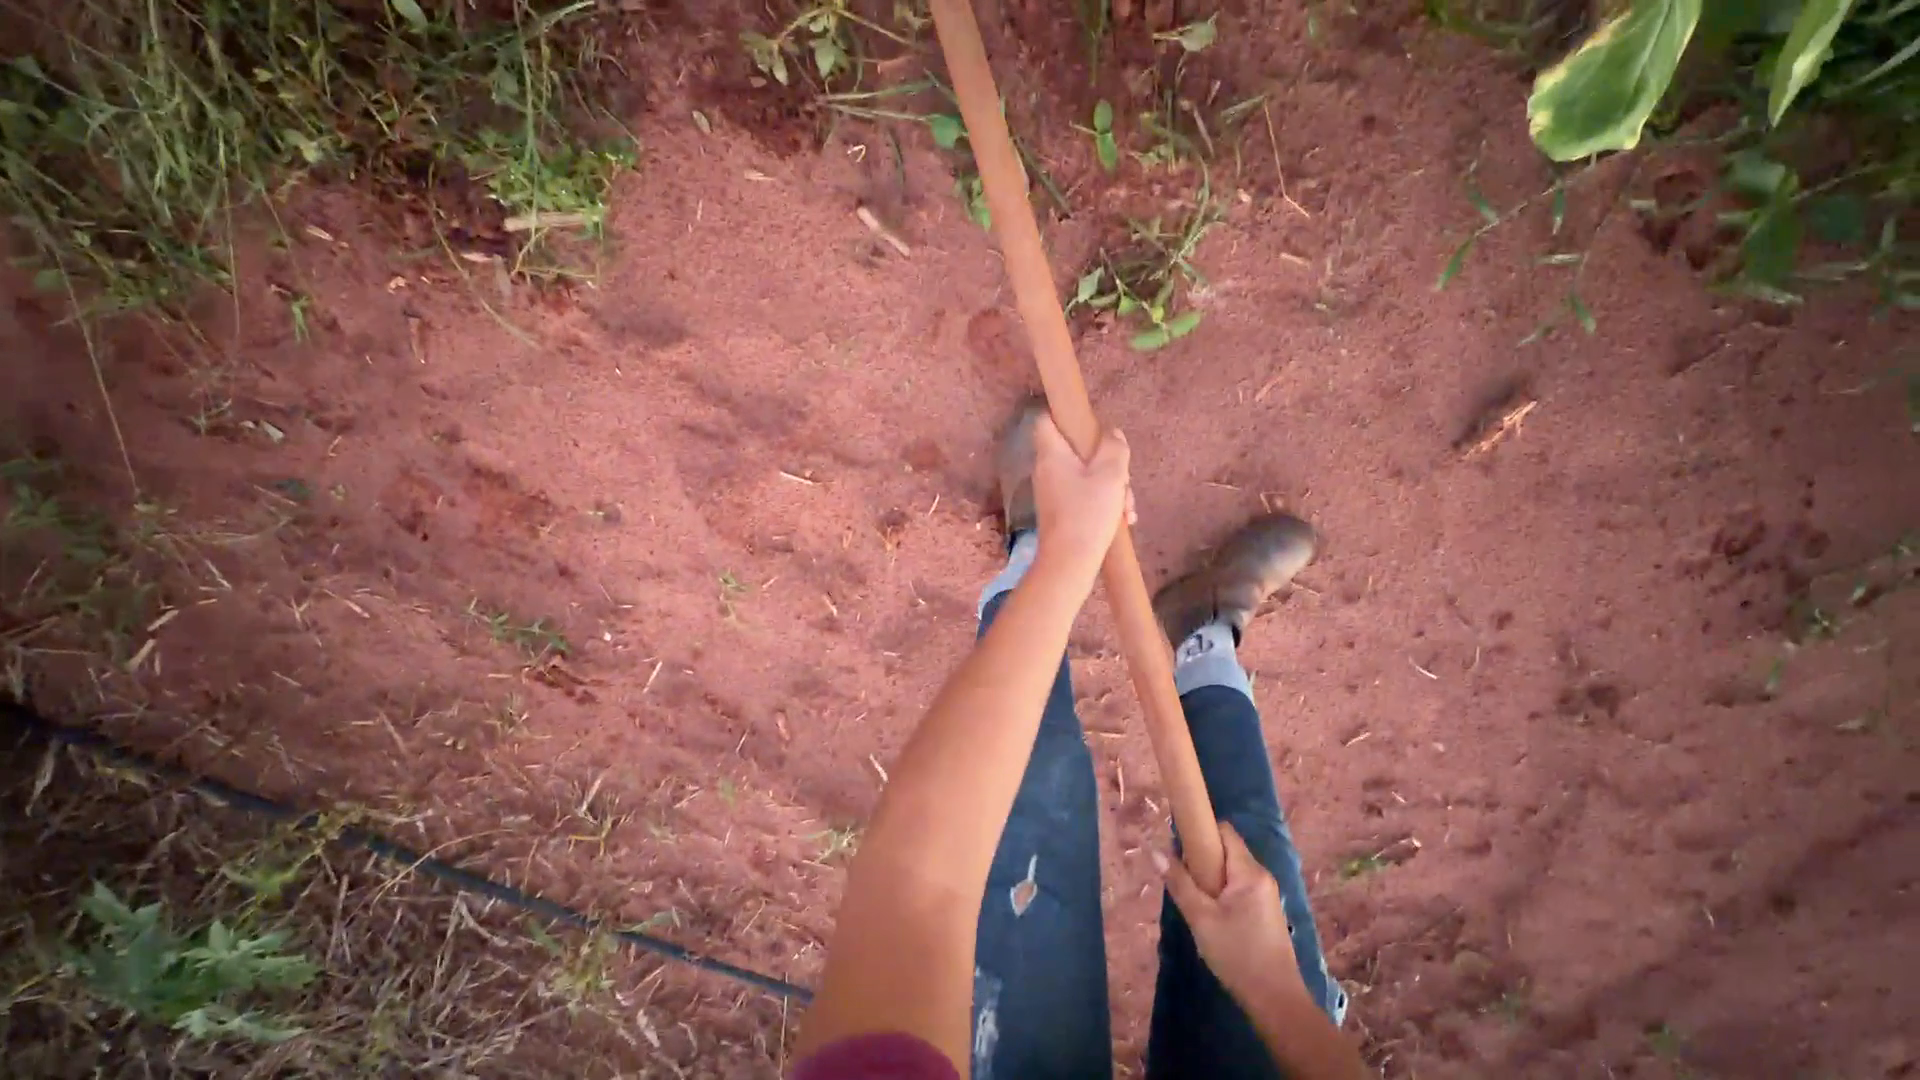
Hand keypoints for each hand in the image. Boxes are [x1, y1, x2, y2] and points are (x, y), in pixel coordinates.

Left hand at [1030, 412, 1132, 586]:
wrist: (1069, 563)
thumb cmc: (1087, 514)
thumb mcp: (1110, 475)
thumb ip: (1114, 448)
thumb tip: (1112, 433)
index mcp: (1051, 454)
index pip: (1046, 420)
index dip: (1065, 415)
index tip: (1090, 424)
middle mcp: (1047, 470)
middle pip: (1077, 450)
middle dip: (1107, 463)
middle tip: (1123, 480)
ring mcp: (1052, 492)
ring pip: (1086, 475)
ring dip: (1112, 487)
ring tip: (1127, 509)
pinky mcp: (1060, 511)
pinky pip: (1084, 495)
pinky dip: (1103, 503)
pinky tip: (1123, 520)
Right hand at [1154, 822, 1308, 1006]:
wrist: (1276, 1001)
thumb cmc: (1237, 955)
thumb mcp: (1201, 919)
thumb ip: (1179, 883)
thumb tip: (1156, 852)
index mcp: (1249, 872)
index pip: (1224, 831)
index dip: (1200, 830)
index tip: (1177, 843)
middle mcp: (1262, 876)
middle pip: (1227, 849)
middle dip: (1201, 857)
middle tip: (1180, 876)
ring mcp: (1266, 895)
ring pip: (1231, 871)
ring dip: (1210, 877)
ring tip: (1191, 898)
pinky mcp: (1265, 912)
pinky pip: (1238, 887)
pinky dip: (1221, 892)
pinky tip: (1209, 914)